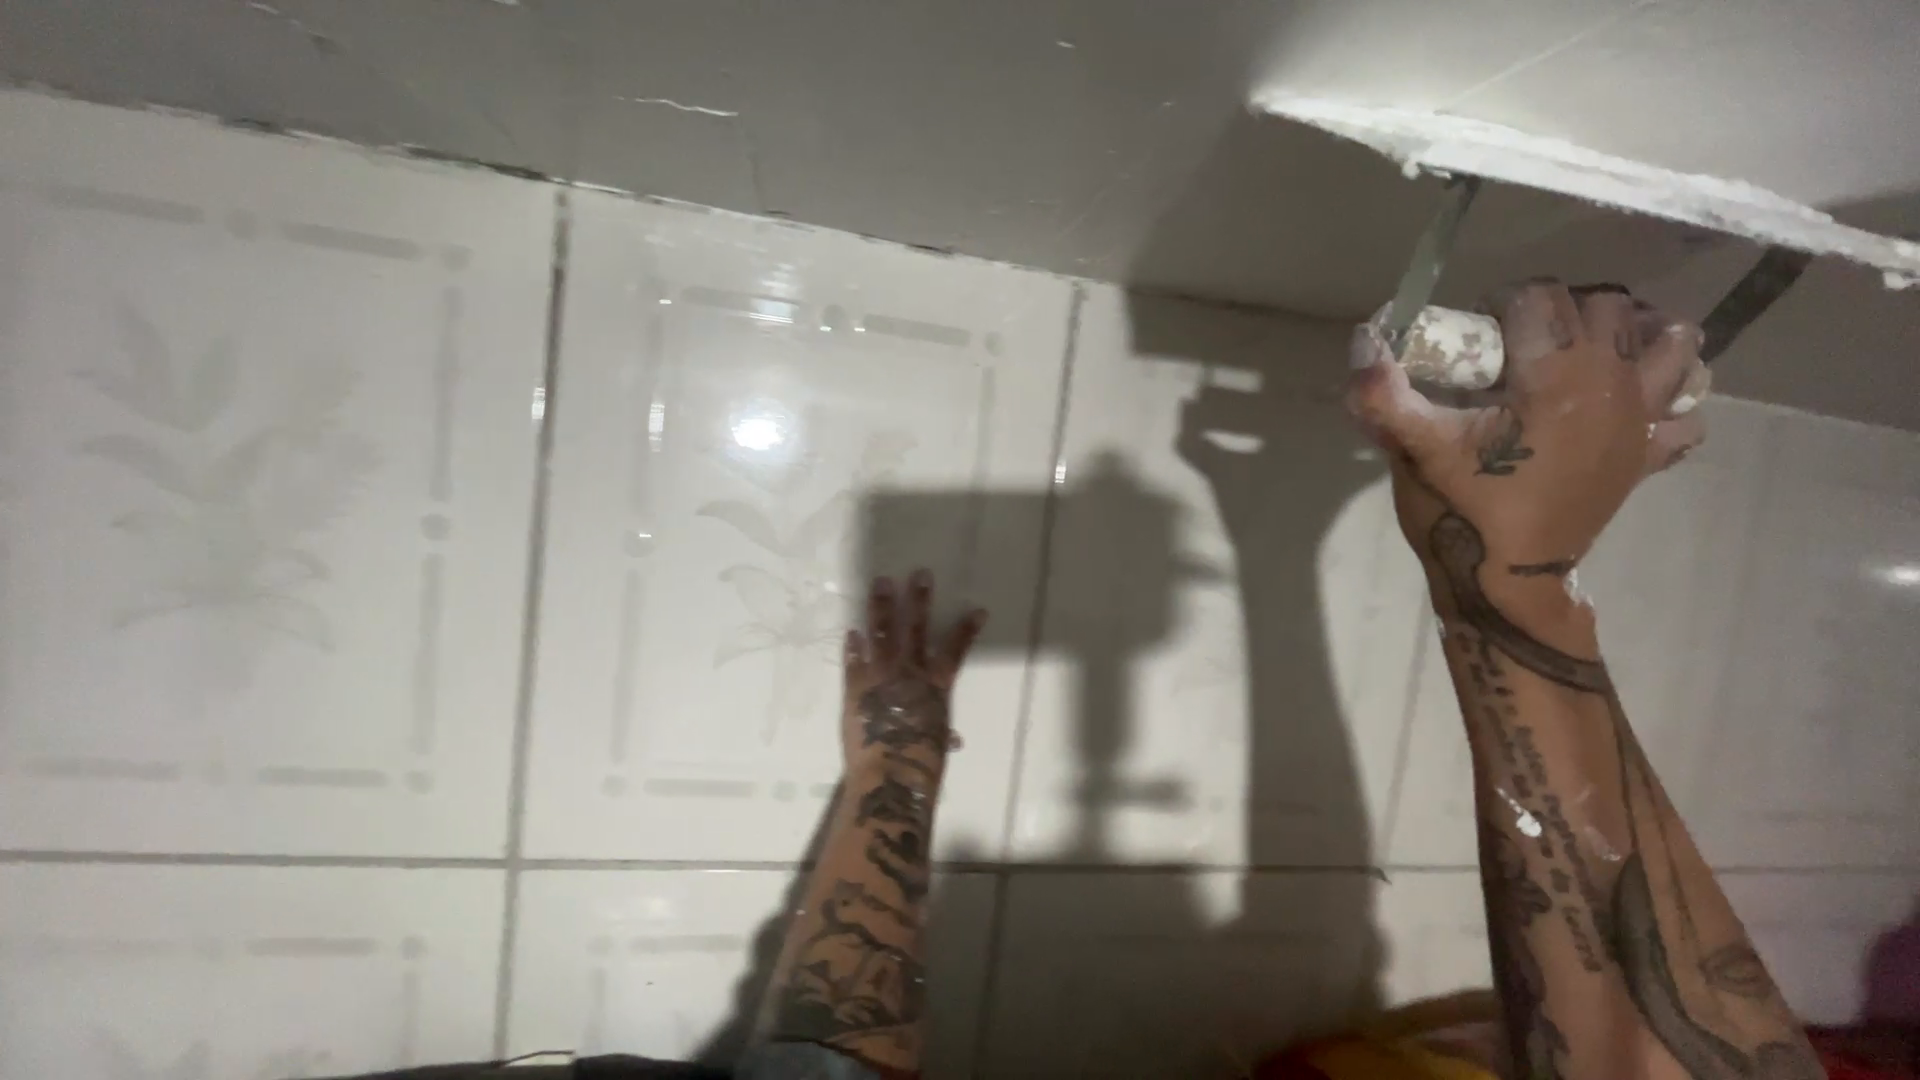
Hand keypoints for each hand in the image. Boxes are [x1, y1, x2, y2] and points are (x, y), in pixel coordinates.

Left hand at [841, 569, 985, 772]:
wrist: (888, 774)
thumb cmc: (921, 762)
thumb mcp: (937, 743)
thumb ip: (942, 733)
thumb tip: (953, 741)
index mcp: (935, 686)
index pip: (955, 649)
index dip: (966, 629)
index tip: (978, 610)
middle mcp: (909, 672)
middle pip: (916, 628)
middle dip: (919, 599)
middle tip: (919, 573)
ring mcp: (880, 675)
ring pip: (881, 633)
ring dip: (881, 606)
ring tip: (881, 582)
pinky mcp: (854, 687)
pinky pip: (853, 661)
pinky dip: (852, 647)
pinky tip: (851, 631)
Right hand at [1348, 282, 1707, 611]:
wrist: (1505, 581)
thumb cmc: (1461, 509)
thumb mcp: (1414, 448)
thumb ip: (1383, 394)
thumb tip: (1362, 337)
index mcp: (1558, 375)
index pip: (1542, 298)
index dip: (1500, 304)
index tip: (1473, 332)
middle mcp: (1614, 384)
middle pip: (1605, 307)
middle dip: (1557, 311)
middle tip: (1513, 343)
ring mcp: (1642, 421)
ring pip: (1670, 342)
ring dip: (1631, 334)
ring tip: (1584, 351)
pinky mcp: (1647, 456)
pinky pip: (1684, 411)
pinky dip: (1666, 398)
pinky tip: (1626, 404)